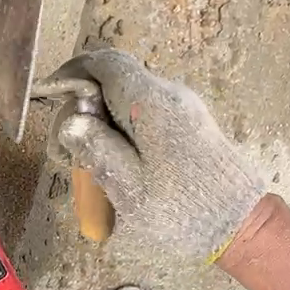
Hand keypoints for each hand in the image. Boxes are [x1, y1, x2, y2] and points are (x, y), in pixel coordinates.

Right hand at [39, 49, 265, 263]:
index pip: (104, 63)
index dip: (71, 74)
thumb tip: (70, 118)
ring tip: (87, 167)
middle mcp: (169, 95)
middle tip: (65, 154)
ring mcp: (181, 108)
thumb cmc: (182, 210)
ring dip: (99, 126)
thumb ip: (95, 147)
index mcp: (152, 102)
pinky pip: (142, 116)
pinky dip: (119, 133)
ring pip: (125, 101)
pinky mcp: (186, 125)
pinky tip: (113, 167)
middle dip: (81, 111)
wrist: (240, 226)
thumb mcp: (128, 185)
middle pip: (112, 83)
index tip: (48, 96)